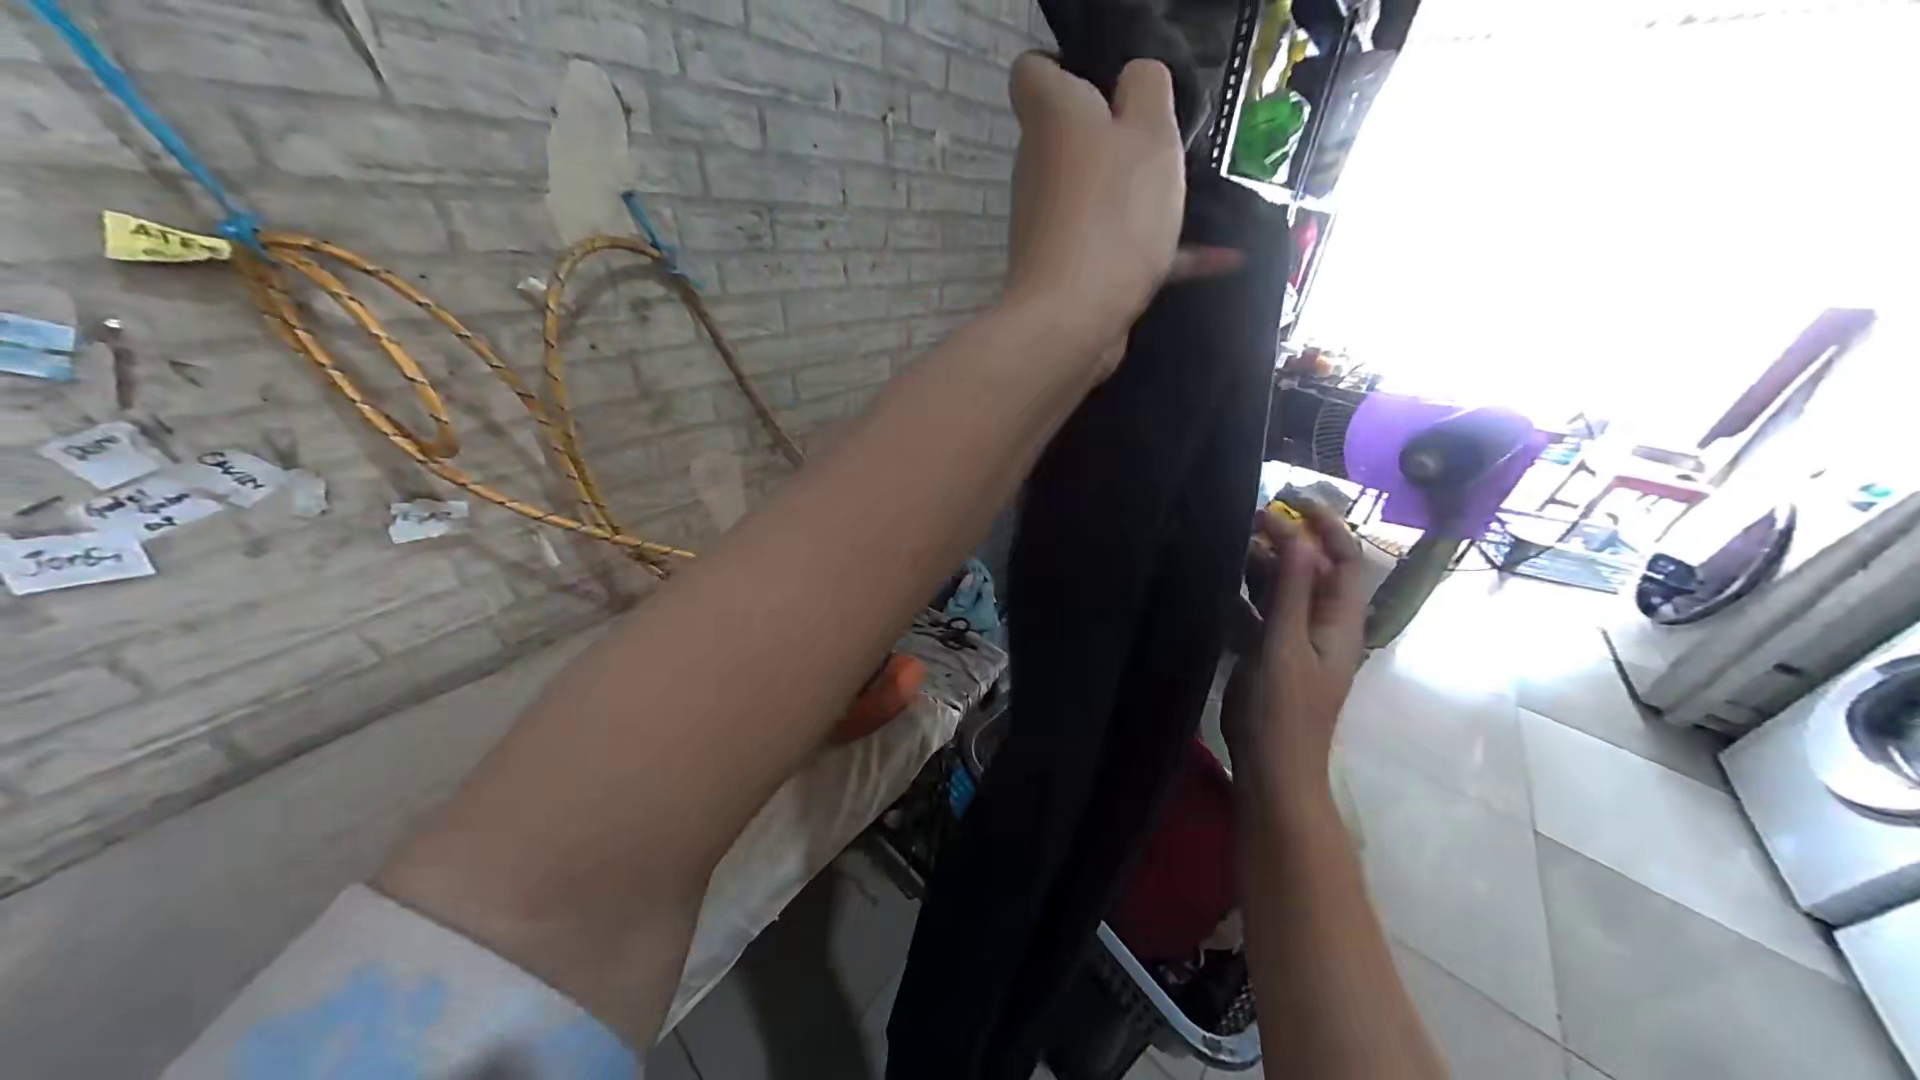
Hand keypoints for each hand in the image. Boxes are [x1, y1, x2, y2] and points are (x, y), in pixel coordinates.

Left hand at [1004, 54, 1189, 356]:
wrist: (1074, 319)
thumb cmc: (1113, 213)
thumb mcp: (1147, 130)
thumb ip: (1146, 89)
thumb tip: (1136, 81)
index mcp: (1052, 118)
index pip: (1034, 72)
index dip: (1067, 68)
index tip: (1110, 84)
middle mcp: (1041, 168)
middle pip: (1074, 136)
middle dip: (1116, 135)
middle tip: (1165, 141)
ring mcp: (1052, 223)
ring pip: (1100, 195)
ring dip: (1142, 197)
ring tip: (1190, 194)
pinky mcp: (1069, 268)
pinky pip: (1120, 248)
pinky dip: (1165, 253)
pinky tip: (1223, 260)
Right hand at [1223, 500, 1367, 792]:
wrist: (1272, 766)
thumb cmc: (1283, 709)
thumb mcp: (1286, 645)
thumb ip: (1292, 591)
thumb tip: (1297, 536)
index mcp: (1341, 621)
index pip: (1346, 559)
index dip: (1326, 526)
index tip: (1291, 501)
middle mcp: (1324, 624)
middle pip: (1313, 570)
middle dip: (1287, 541)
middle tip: (1248, 518)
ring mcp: (1296, 639)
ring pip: (1285, 589)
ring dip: (1263, 564)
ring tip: (1230, 542)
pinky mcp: (1271, 653)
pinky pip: (1262, 612)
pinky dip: (1246, 593)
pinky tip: (1220, 582)